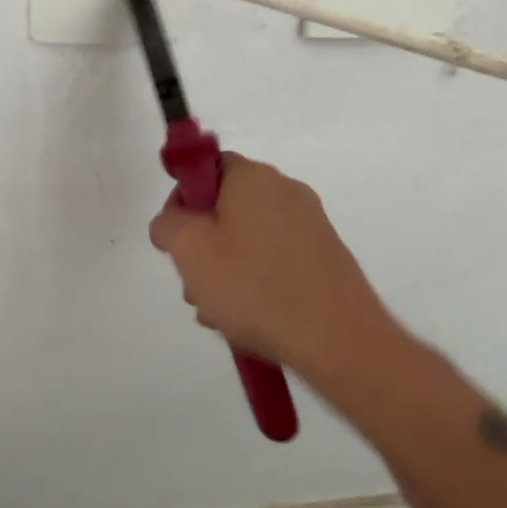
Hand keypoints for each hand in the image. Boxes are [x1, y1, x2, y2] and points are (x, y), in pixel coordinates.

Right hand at [148, 154, 403, 373]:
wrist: (338, 340)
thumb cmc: (254, 286)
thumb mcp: (189, 250)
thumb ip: (167, 224)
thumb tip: (172, 221)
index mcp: (252, 177)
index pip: (206, 168)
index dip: (183, 199)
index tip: (177, 237)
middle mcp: (286, 191)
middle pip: (225, 207)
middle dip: (202, 243)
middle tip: (194, 282)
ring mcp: (310, 226)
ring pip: (248, 238)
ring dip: (225, 269)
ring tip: (218, 312)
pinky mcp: (325, 259)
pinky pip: (274, 261)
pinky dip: (255, 282)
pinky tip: (248, 319)